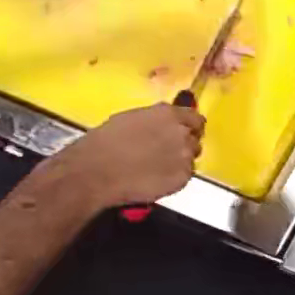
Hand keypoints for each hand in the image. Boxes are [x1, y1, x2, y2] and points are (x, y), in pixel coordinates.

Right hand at [32, 103, 204, 211]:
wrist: (98, 171)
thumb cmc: (106, 141)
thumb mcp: (131, 118)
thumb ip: (156, 119)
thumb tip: (165, 121)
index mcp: (168, 115)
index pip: (195, 118)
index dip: (191, 125)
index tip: (186, 130)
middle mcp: (182, 134)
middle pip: (195, 139)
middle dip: (184, 143)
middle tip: (167, 150)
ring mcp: (185, 158)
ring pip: (191, 158)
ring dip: (180, 160)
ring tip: (159, 165)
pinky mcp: (183, 179)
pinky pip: (185, 175)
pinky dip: (176, 176)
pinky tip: (157, 176)